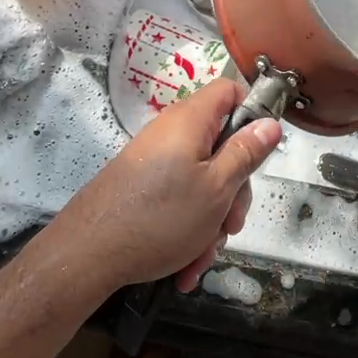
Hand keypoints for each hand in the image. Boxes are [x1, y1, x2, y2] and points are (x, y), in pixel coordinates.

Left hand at [49, 78, 282, 293]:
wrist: (88, 254)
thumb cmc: (161, 216)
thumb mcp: (217, 188)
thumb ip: (246, 153)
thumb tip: (269, 122)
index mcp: (191, 120)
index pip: (229, 90)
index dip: (251, 113)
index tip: (260, 152)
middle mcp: (172, 133)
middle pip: (220, 145)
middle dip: (232, 190)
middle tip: (231, 224)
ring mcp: (155, 161)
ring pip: (201, 181)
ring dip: (210, 220)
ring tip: (202, 258)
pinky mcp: (143, 186)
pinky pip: (178, 199)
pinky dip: (187, 229)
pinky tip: (185, 267)